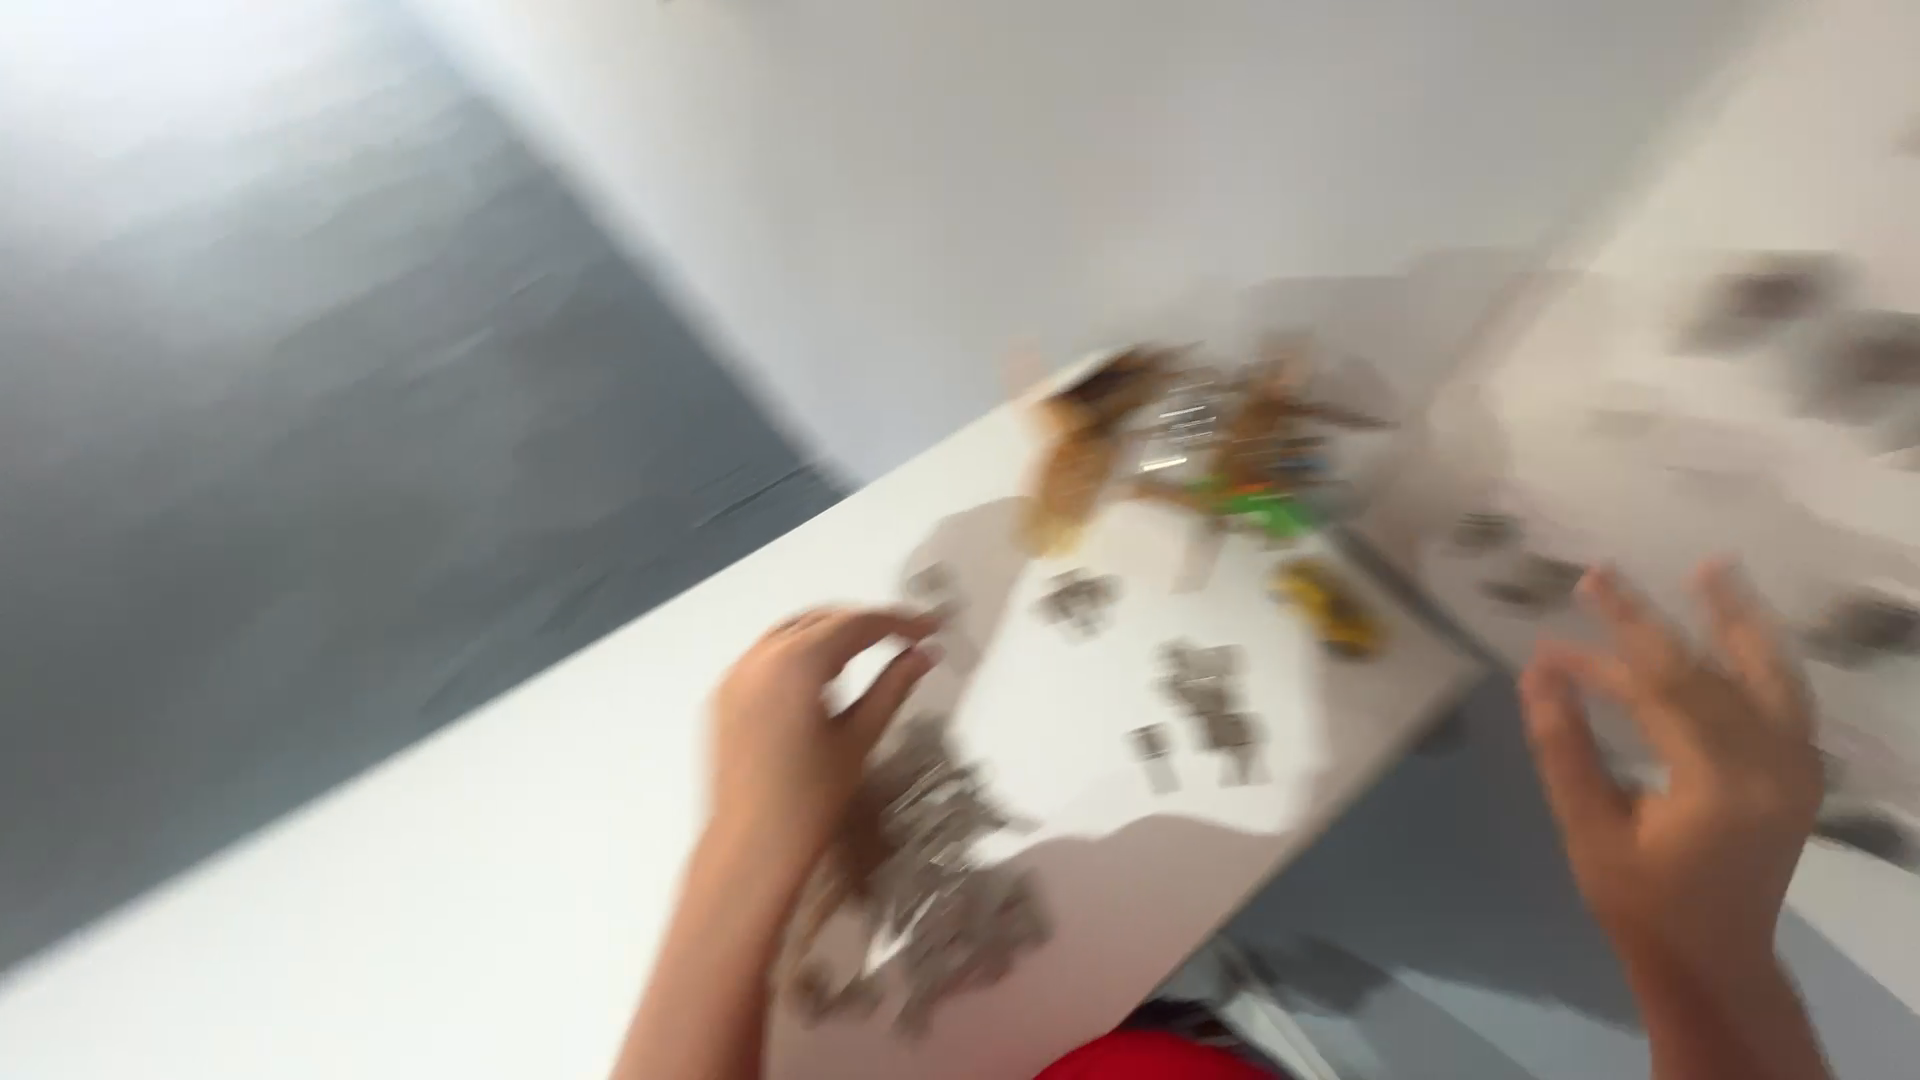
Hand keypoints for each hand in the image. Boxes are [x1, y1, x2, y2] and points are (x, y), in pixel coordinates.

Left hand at [707, 607, 940, 870]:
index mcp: (797, 663)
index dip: (899, 622)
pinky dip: (800, 654)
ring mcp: (737, 675)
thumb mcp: (859, 737)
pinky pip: (768, 656)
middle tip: (905, 639)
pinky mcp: (724, 696)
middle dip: (865, 624)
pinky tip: (823, 678)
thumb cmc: (812, 800)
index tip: (930, 628)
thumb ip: (893, 687)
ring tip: (869, 653)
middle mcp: (761, 657)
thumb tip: (925, 655)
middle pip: (823, 620)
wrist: (751, 850)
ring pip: (793, 633)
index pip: (856, 624)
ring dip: (832, 635)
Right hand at [1519, 560, 1822, 986]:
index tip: (1564, 606)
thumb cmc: (1635, 893)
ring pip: (1772, 678)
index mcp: (1720, 784)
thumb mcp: (1585, 821)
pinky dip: (1757, 658)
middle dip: (1657, 618)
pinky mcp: (1795, 776)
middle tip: (1607, 574)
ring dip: (1739, 622)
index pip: (1665, 687)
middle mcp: (1774, 769)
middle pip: (1715, 672)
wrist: (1711, 954)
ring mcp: (1796, 772)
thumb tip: (1539, 671)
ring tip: (1713, 571)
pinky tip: (1734, 633)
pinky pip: (1780, 701)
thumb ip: (1564, 743)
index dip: (1611, 642)